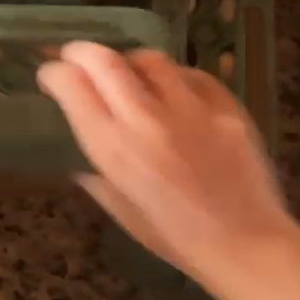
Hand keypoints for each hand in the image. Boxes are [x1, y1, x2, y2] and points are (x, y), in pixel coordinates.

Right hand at [38, 43, 299, 286]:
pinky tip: (173, 90)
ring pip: (149, 59)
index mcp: (113, 147)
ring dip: (129, 62)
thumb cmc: (175, 237)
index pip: (71, 85)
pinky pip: (192, 74)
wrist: (249, 248)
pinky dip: (174, 77)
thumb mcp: (119, 208)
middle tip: (75, 57)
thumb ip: (94, 174)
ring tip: (128, 73)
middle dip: (81, 51)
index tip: (50, 76)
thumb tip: (76, 158)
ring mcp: (191, 110)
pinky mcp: (227, 109)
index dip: (53, 73)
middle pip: (104, 60)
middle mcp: (146, 120)